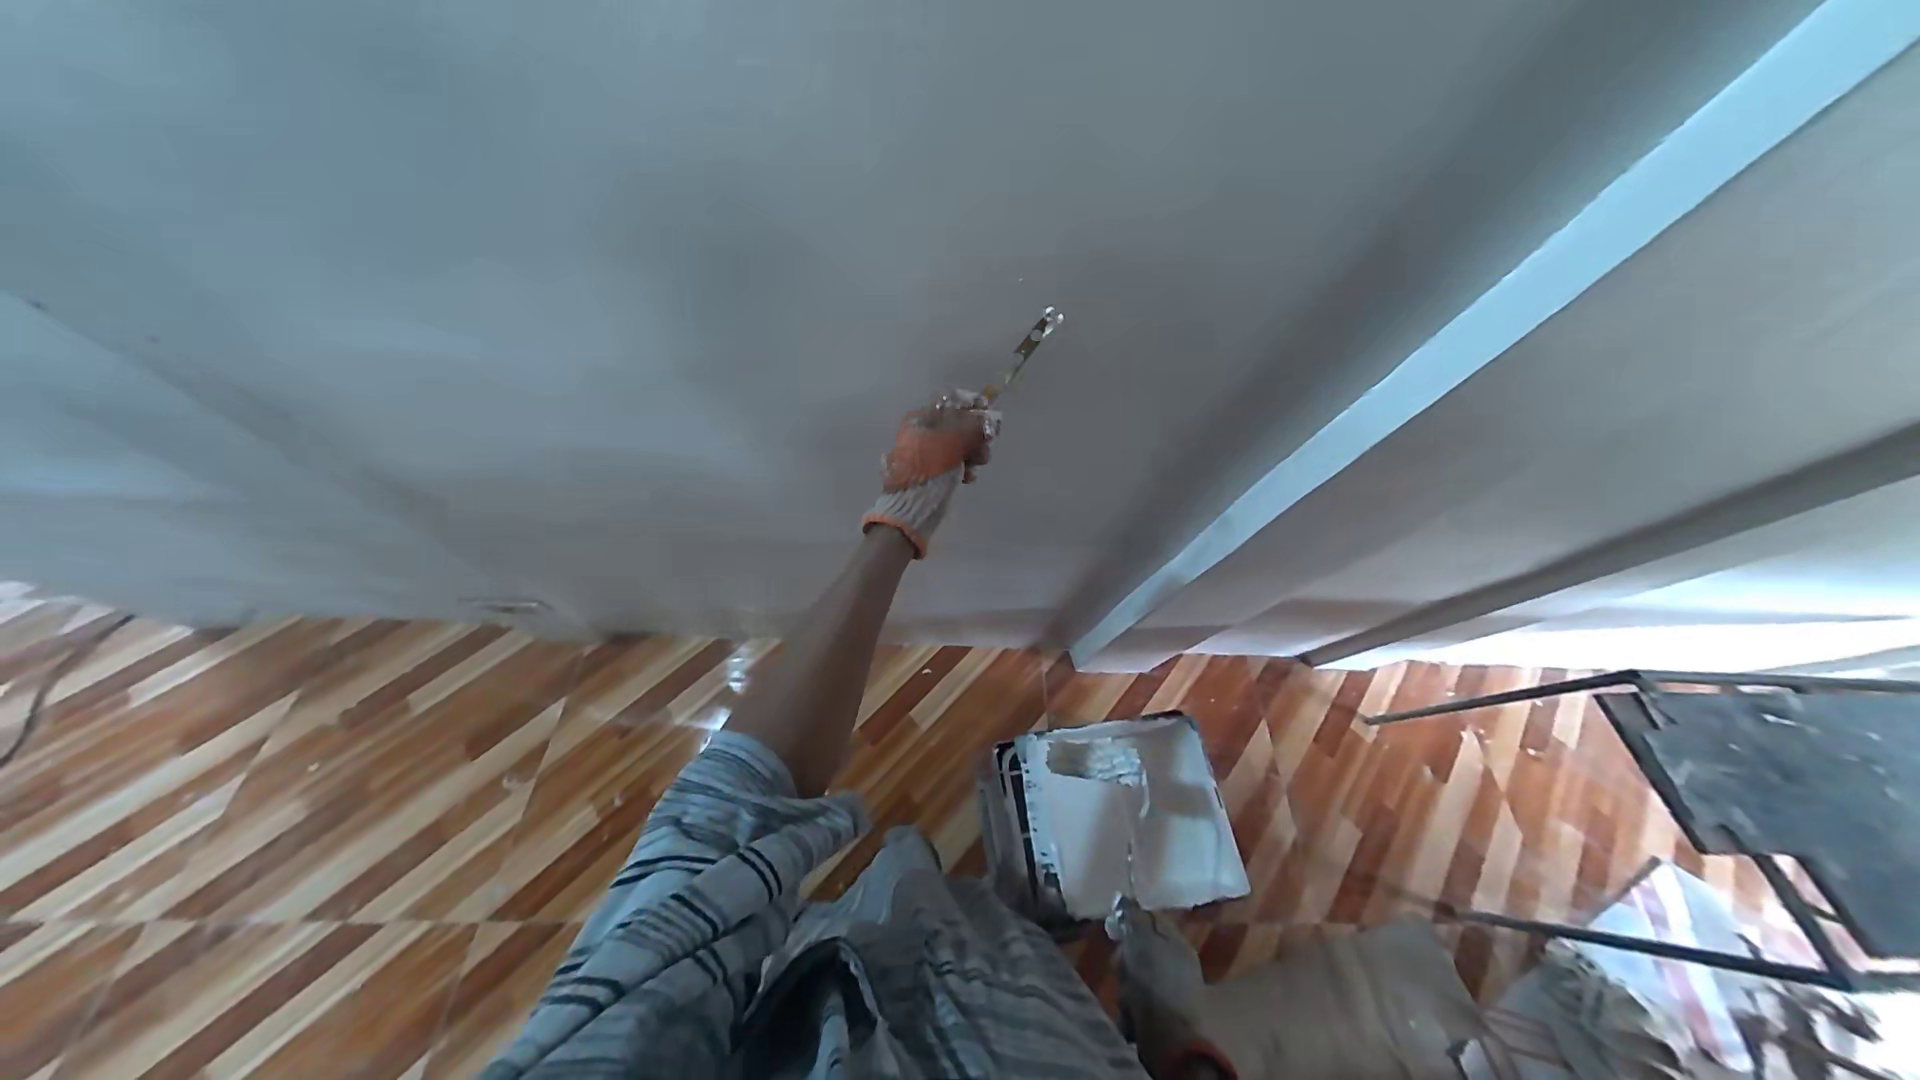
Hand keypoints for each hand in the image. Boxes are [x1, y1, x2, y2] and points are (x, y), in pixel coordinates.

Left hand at [861, 390, 996, 557]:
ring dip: (973, 453)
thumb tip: (991, 419)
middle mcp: (922, 432)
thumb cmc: (931, 466)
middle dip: (976, 435)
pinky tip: (968, 477)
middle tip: (985, 446)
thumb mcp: (954, 440)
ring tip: (977, 465)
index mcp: (921, 418)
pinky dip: (964, 467)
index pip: (950, 402)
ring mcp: (926, 453)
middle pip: (958, 424)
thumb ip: (975, 425)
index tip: (989, 412)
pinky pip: (954, 462)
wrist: (912, 504)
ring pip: (959, 445)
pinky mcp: (933, 471)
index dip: (972, 405)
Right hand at [1113, 901, 1234, 1078]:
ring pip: (1137, 973)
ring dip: (1125, 980)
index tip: (1112, 925)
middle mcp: (1178, 961)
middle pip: (1141, 945)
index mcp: (1177, 940)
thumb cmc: (1154, 982)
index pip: (1150, 916)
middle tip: (1119, 963)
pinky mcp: (1164, 1014)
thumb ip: (1132, 916)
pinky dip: (1131, 1004)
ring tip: (1123, 992)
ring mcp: (1173, 989)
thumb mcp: (1140, 939)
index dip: (1130, 917)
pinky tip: (1129, 1011)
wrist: (1169, 1039)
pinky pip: (1139, 998)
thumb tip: (1123, 897)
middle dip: (1125, 954)